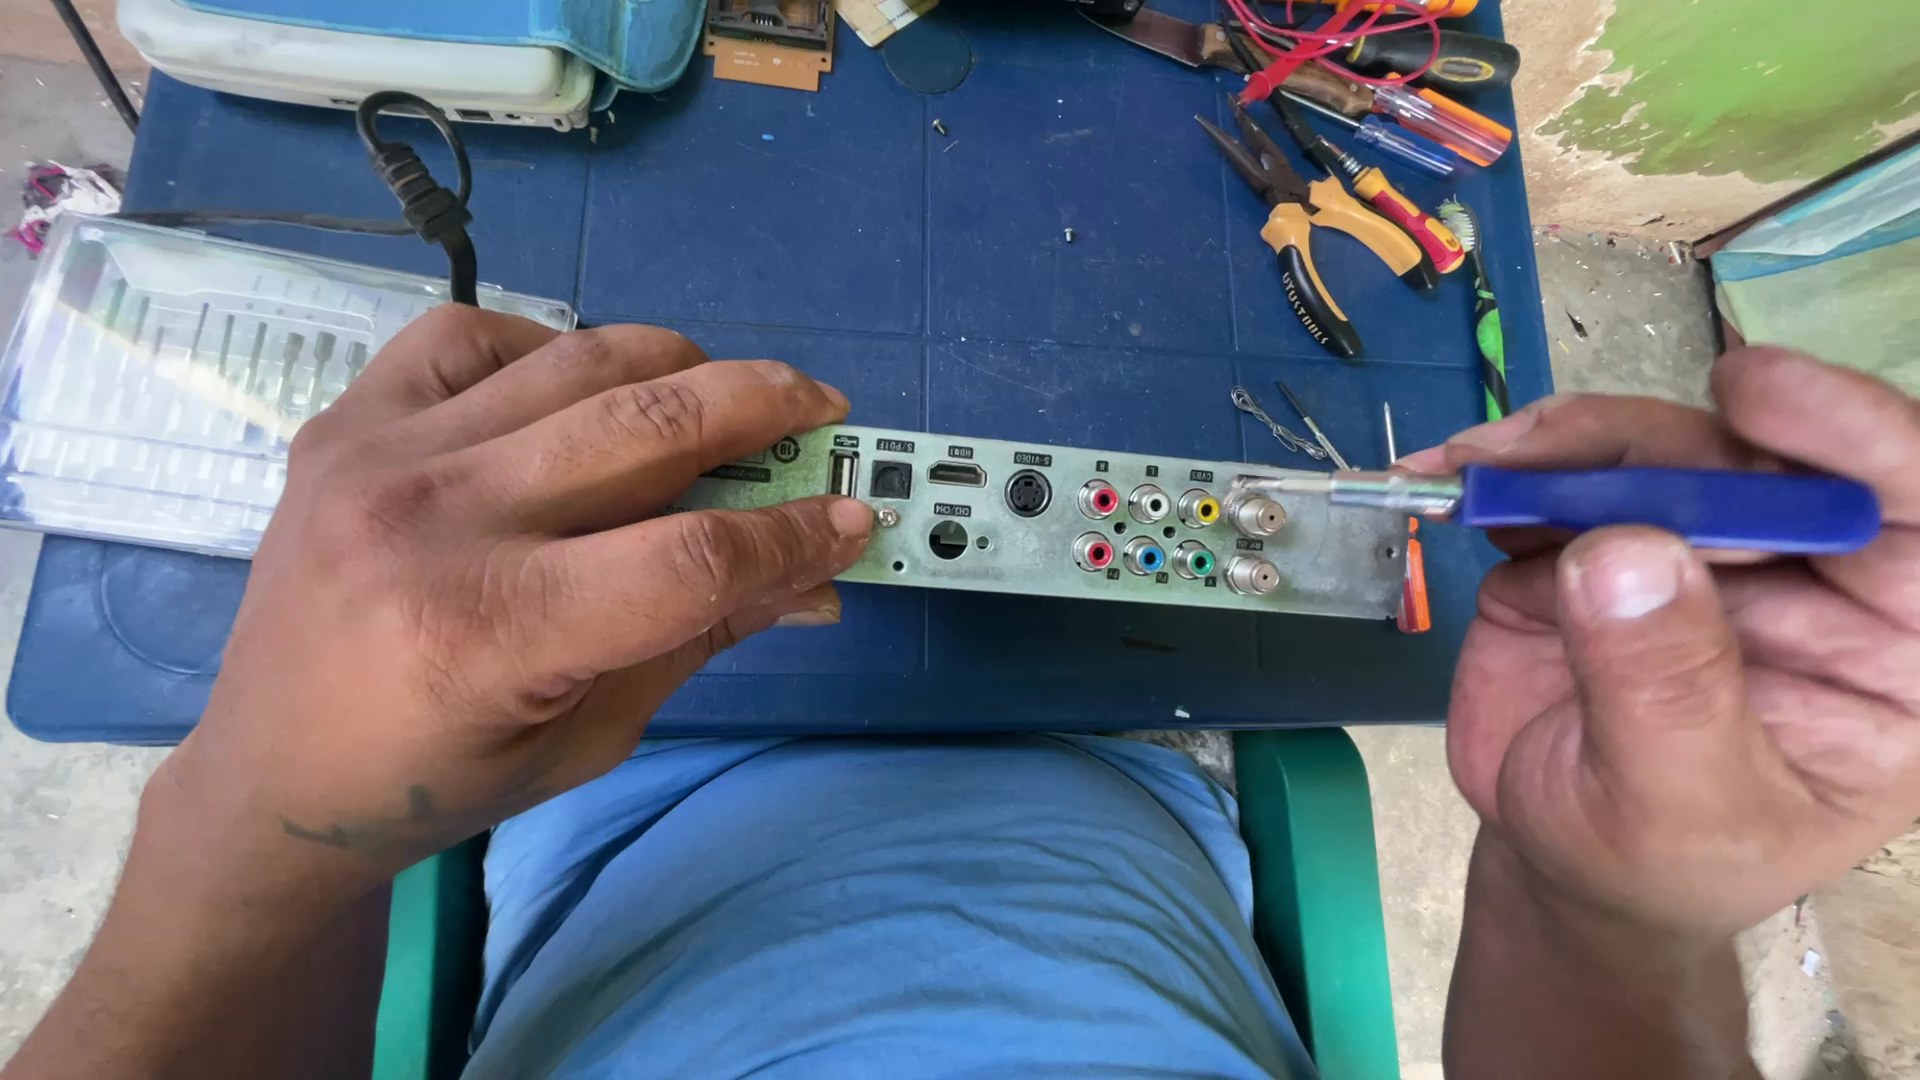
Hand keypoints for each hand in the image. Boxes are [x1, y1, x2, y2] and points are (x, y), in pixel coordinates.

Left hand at [151, 307, 872, 899]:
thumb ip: (709, 633)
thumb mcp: (601, 731)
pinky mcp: (347, 422)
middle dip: (765, 408)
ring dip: (684, 365)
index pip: (694, 557)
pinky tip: (587, 389)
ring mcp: (379, 455)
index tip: (854, 519)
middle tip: (823, 410)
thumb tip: (818, 580)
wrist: (272, 776)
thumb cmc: (450, 776)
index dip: (794, 534)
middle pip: (651, 429)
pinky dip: (558, 348)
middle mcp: (434, 523)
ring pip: (580, 363)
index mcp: (494, 633)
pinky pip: (472, 336)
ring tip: (730, 391)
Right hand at [1401, 347, 1919, 936]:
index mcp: (1882, 644)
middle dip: (1622, 443)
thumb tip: (1620, 548)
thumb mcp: (1676, 798)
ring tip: (1457, 467)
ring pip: (1628, 462)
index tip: (1750, 390)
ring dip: (1538, 452)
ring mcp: (1669, 562)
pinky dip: (1483, 483)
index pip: (1908, 518)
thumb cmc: (1650, 855)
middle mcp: (1787, 579)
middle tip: (1512, 452)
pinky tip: (1438, 485)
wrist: (1548, 854)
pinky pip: (1540, 497)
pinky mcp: (1571, 561)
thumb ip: (1663, 684)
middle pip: (1733, 465)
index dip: (1850, 435)